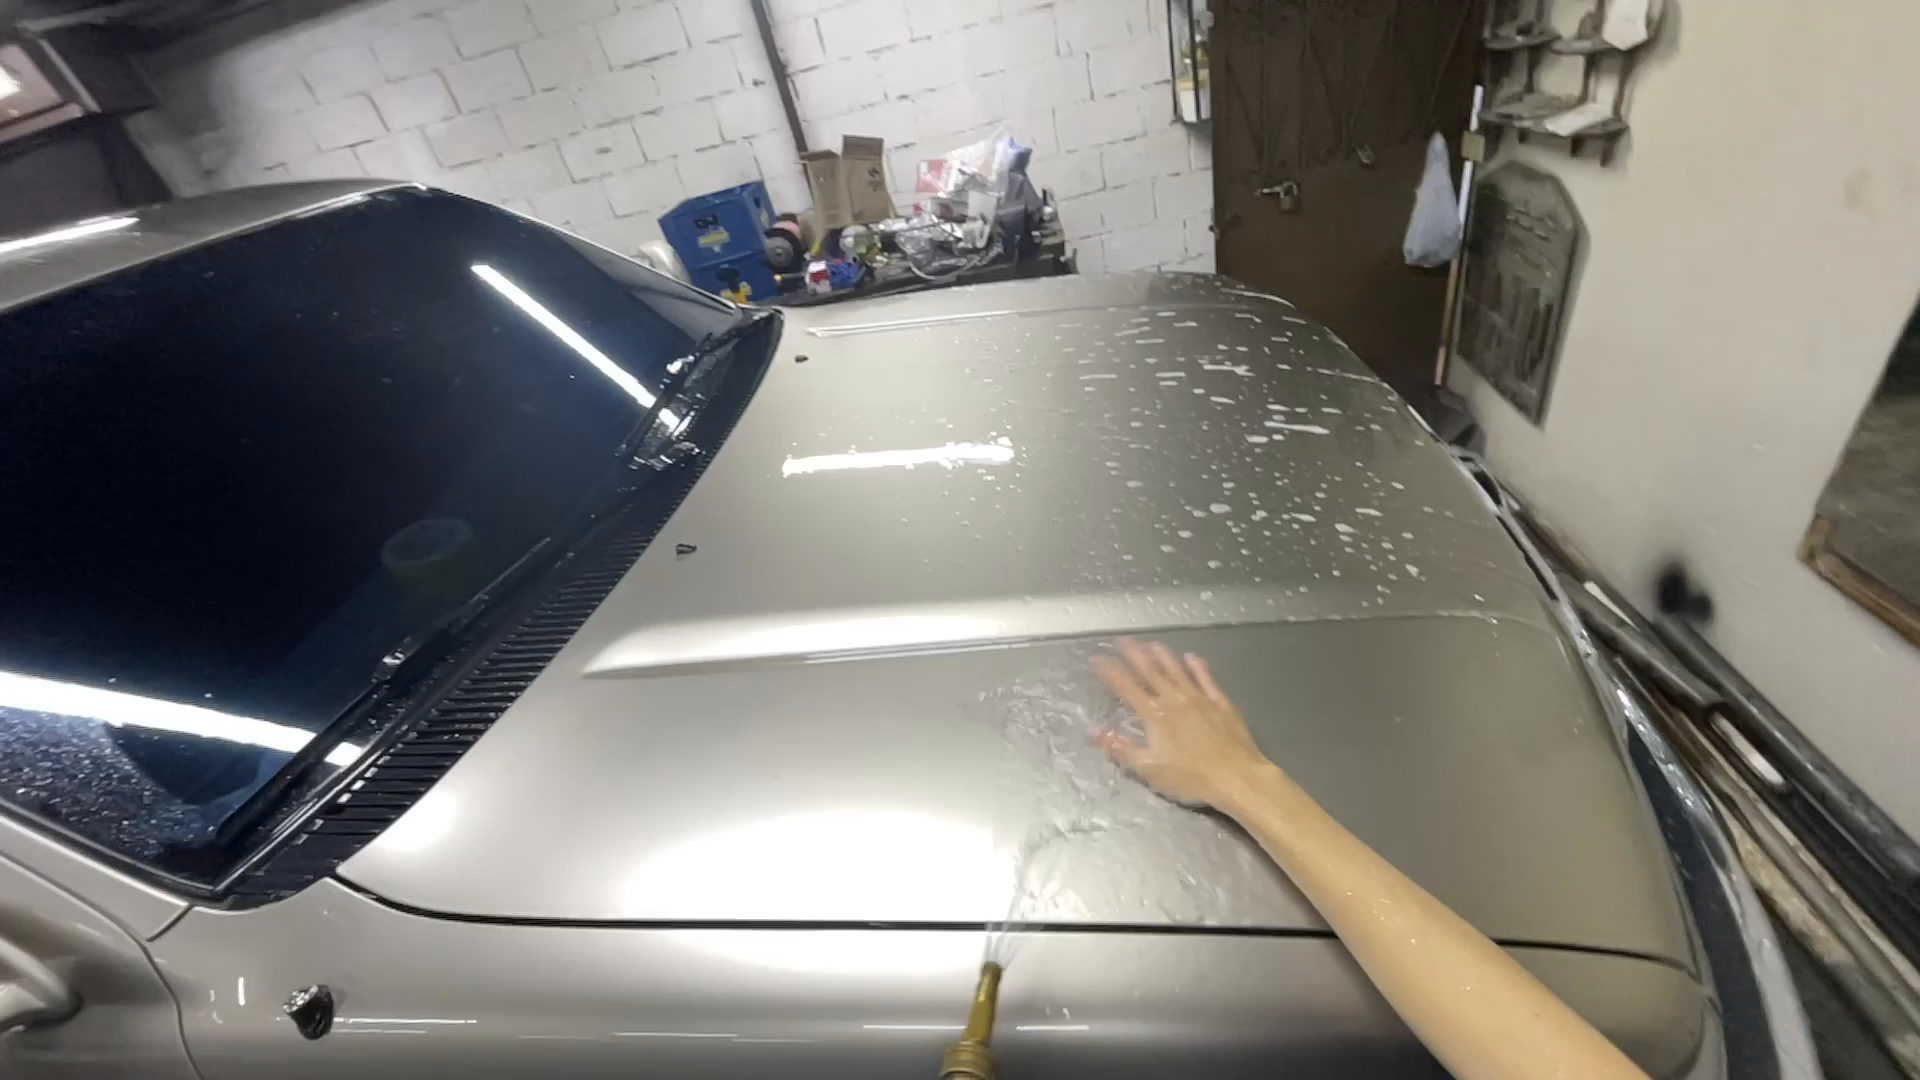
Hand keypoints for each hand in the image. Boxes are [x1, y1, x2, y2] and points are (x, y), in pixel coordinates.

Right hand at [1090, 638, 1276, 811]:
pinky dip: (1198, 667)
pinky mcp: (1221, 703)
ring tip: (1152, 644)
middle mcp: (1174, 699)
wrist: (1237, 777)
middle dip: (1135, 655)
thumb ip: (1119, 747)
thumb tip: (1092, 729)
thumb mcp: (1148, 768)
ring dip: (1163, 656)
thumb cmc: (1190, 777)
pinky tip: (1192, 657)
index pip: (1126, 687)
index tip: (1098, 658)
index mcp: (1154, 714)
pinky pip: (1206, 679)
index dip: (1110, 672)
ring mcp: (1199, 698)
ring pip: (1177, 670)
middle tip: (1124, 640)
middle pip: (1151, 672)